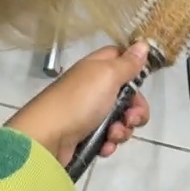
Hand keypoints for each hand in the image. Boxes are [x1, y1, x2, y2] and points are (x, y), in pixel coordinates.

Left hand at [7, 43, 151, 166]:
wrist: (46, 139)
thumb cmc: (79, 101)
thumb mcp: (107, 76)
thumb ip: (127, 63)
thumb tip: (142, 44)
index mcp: (97, 68)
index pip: (120, 58)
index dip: (134, 66)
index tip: (143, 78)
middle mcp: (94, 88)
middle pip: (127, 94)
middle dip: (135, 108)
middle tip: (131, 117)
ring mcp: (89, 113)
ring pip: (121, 118)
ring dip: (123, 129)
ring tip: (113, 134)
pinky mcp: (85, 136)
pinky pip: (108, 137)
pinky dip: (109, 143)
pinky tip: (104, 146)